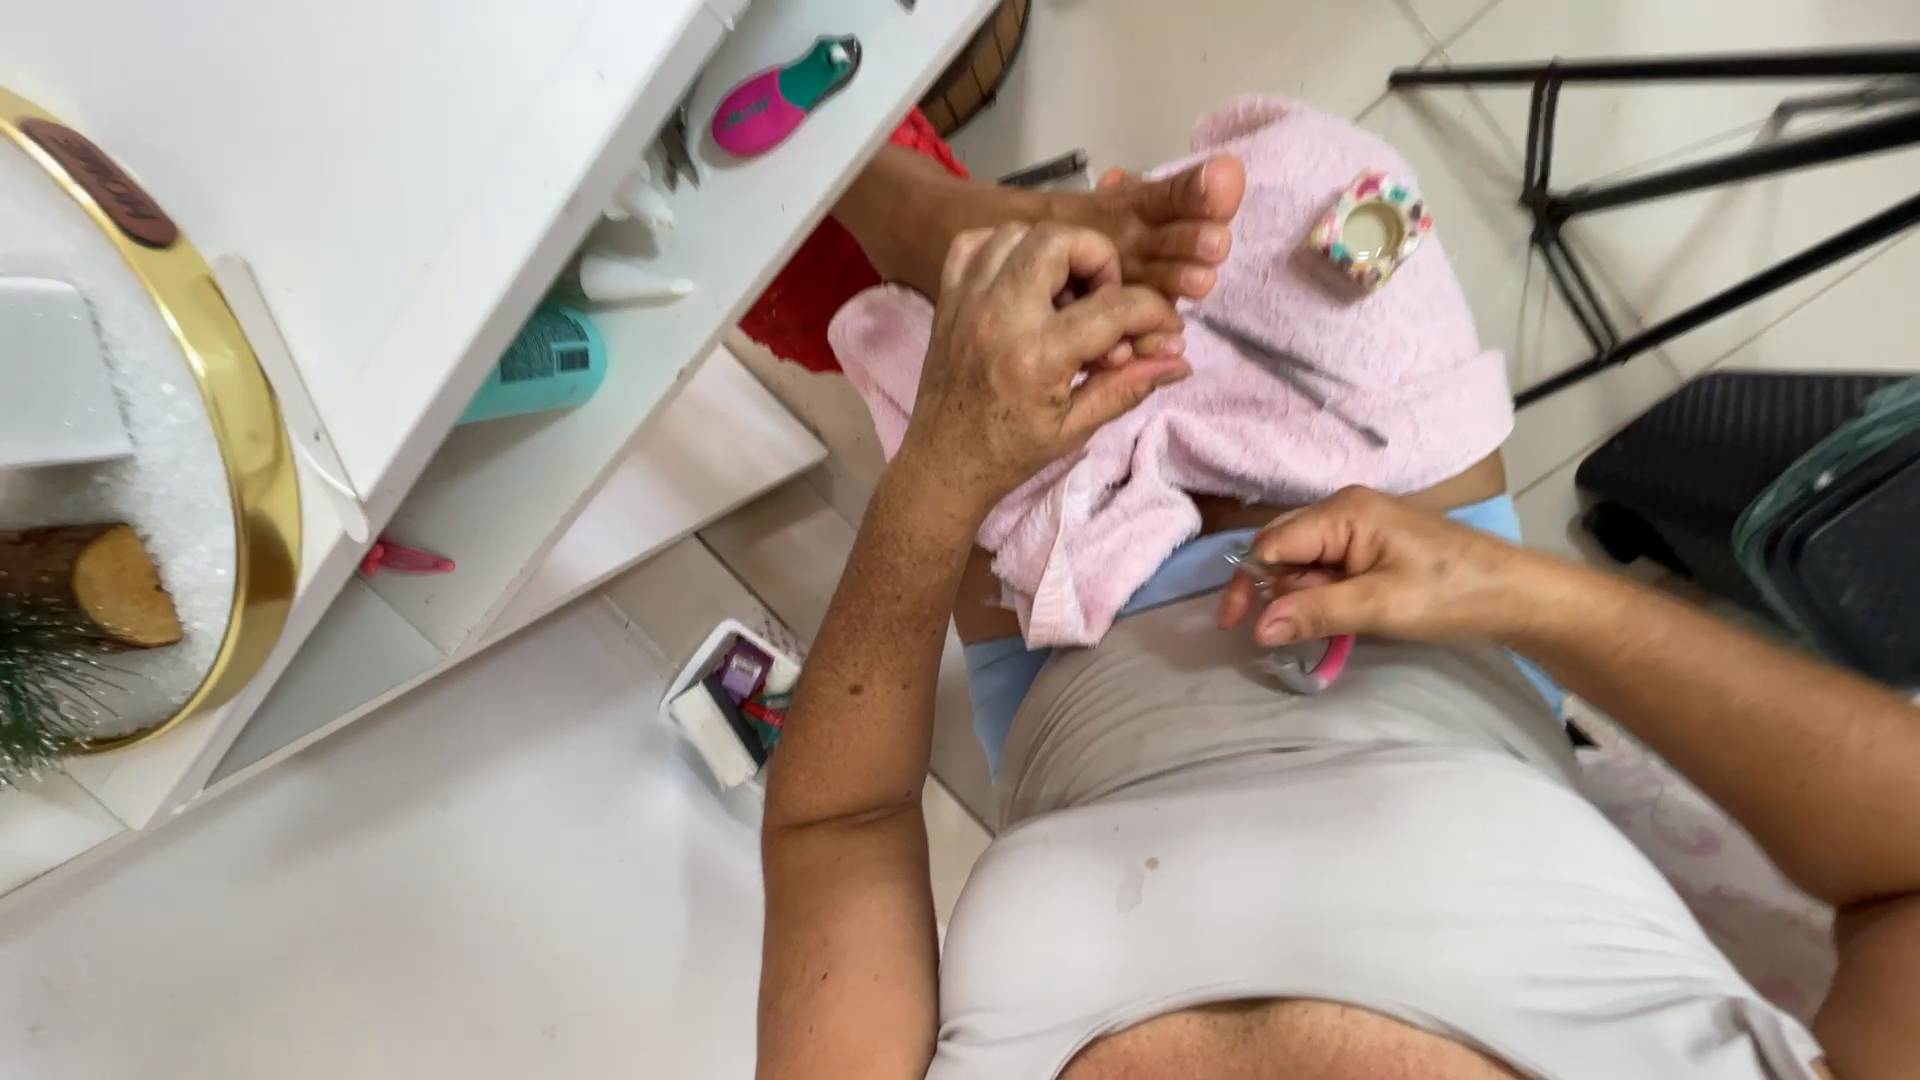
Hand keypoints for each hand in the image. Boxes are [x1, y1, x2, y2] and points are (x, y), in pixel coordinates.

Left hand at [896, 221, 1191, 516]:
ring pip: (1017, 232)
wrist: (944, 462)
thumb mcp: (1076, 428)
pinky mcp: (947, 300)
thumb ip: (1128, 386)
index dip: (1152, 312)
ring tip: (1065, 293)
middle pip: (1059, 241)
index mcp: (1036, 358)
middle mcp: (999, 318)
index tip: (1164, 327)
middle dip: (1098, 258)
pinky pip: (973, 243)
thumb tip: (1181, 361)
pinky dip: (1004, 249)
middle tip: (1104, 298)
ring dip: (1053, 251)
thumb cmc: (1012, 452)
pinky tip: (1021, 279)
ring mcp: (967, 303)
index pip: (1113, 307)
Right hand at [1216, 487, 1557, 646]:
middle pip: (1281, 549)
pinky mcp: (1368, 542)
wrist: (1522, 596)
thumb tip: (1257, 629)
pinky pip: (1323, 565)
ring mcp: (1356, 524)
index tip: (1235, 625)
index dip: (1247, 583)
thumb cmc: (1453, 594)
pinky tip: (1338, 612)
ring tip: (1334, 621)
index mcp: (1344, 512)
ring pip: (1300, 560)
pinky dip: (1320, 593)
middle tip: (1296, 629)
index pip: (1271, 543)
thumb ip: (1314, 613)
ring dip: (1302, 596)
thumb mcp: (1381, 607)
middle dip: (1278, 591)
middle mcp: (1343, 508)